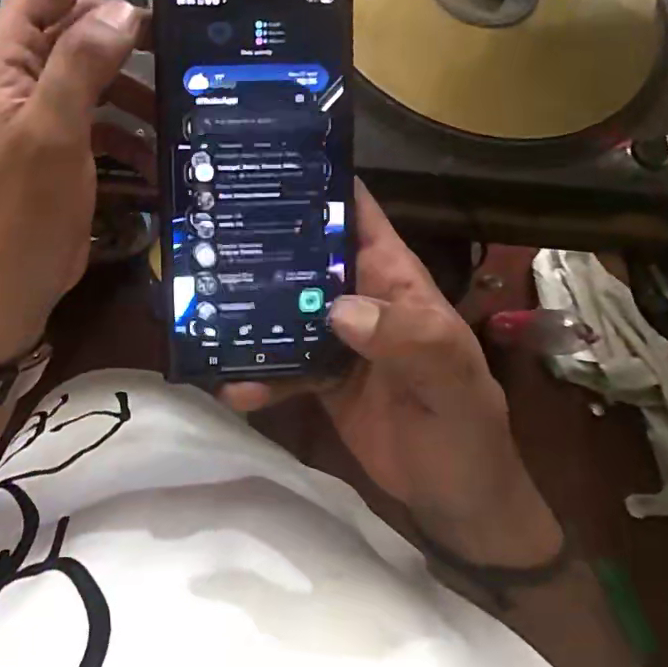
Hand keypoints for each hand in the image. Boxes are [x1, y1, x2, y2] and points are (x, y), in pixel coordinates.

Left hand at [0, 0, 170, 364]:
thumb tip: (122, 8)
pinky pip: (102, 116)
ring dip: (140, 88)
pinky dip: (131, 129)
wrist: (6, 283)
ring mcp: (41, 107)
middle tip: (188, 48)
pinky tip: (158, 152)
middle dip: (134, 34)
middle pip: (83, 24)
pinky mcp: (60, 142)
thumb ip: (81, 62)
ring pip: (100, 72)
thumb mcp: (52, 131)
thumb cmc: (21, 209)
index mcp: (5, 54)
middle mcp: (21, 71)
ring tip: (180, 108)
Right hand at [219, 183, 563, 567]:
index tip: (267, 163)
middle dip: (260, 241)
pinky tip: (230, 385)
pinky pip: (275, 361)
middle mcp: (359, 300)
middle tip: (205, 230)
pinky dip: (252, 371)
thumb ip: (409, 343)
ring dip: (244, 306)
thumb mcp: (453, 387)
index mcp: (396, 283)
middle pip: (304, 256)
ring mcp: (333, 337)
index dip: (319, 184)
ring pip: (281, 305)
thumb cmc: (468, 436)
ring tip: (199, 306)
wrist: (454, 503)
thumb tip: (338, 309)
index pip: (358, 217)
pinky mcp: (314, 373)